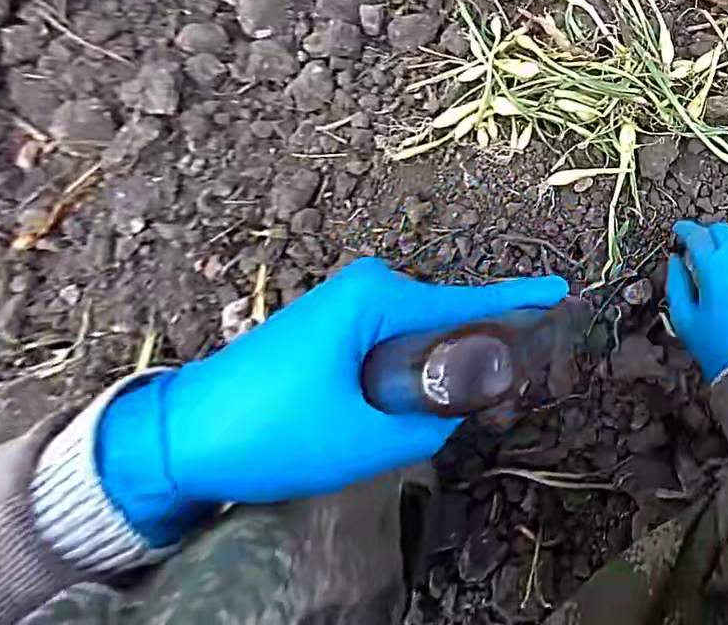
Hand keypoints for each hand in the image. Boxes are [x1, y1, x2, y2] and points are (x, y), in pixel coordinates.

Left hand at [96, 258, 567, 542]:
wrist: (168, 440)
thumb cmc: (262, 431)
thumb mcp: (355, 442)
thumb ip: (423, 430)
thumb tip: (455, 417)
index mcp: (378, 298)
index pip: (466, 301)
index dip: (519, 300)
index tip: (560, 289)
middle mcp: (371, 285)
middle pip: (448, 315)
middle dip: (482, 342)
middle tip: (510, 376)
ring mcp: (353, 300)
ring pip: (422, 330)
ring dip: (445, 358)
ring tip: (465, 393)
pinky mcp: (339, 321)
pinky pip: (397, 336)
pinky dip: (417, 360)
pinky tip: (424, 387)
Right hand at [666, 220, 727, 381]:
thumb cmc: (720, 345)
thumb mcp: (685, 318)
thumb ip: (676, 283)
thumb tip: (675, 261)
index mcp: (713, 264)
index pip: (696, 234)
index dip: (684, 229)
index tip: (678, 231)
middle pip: (722, 230)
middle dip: (707, 232)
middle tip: (699, 242)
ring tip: (723, 250)